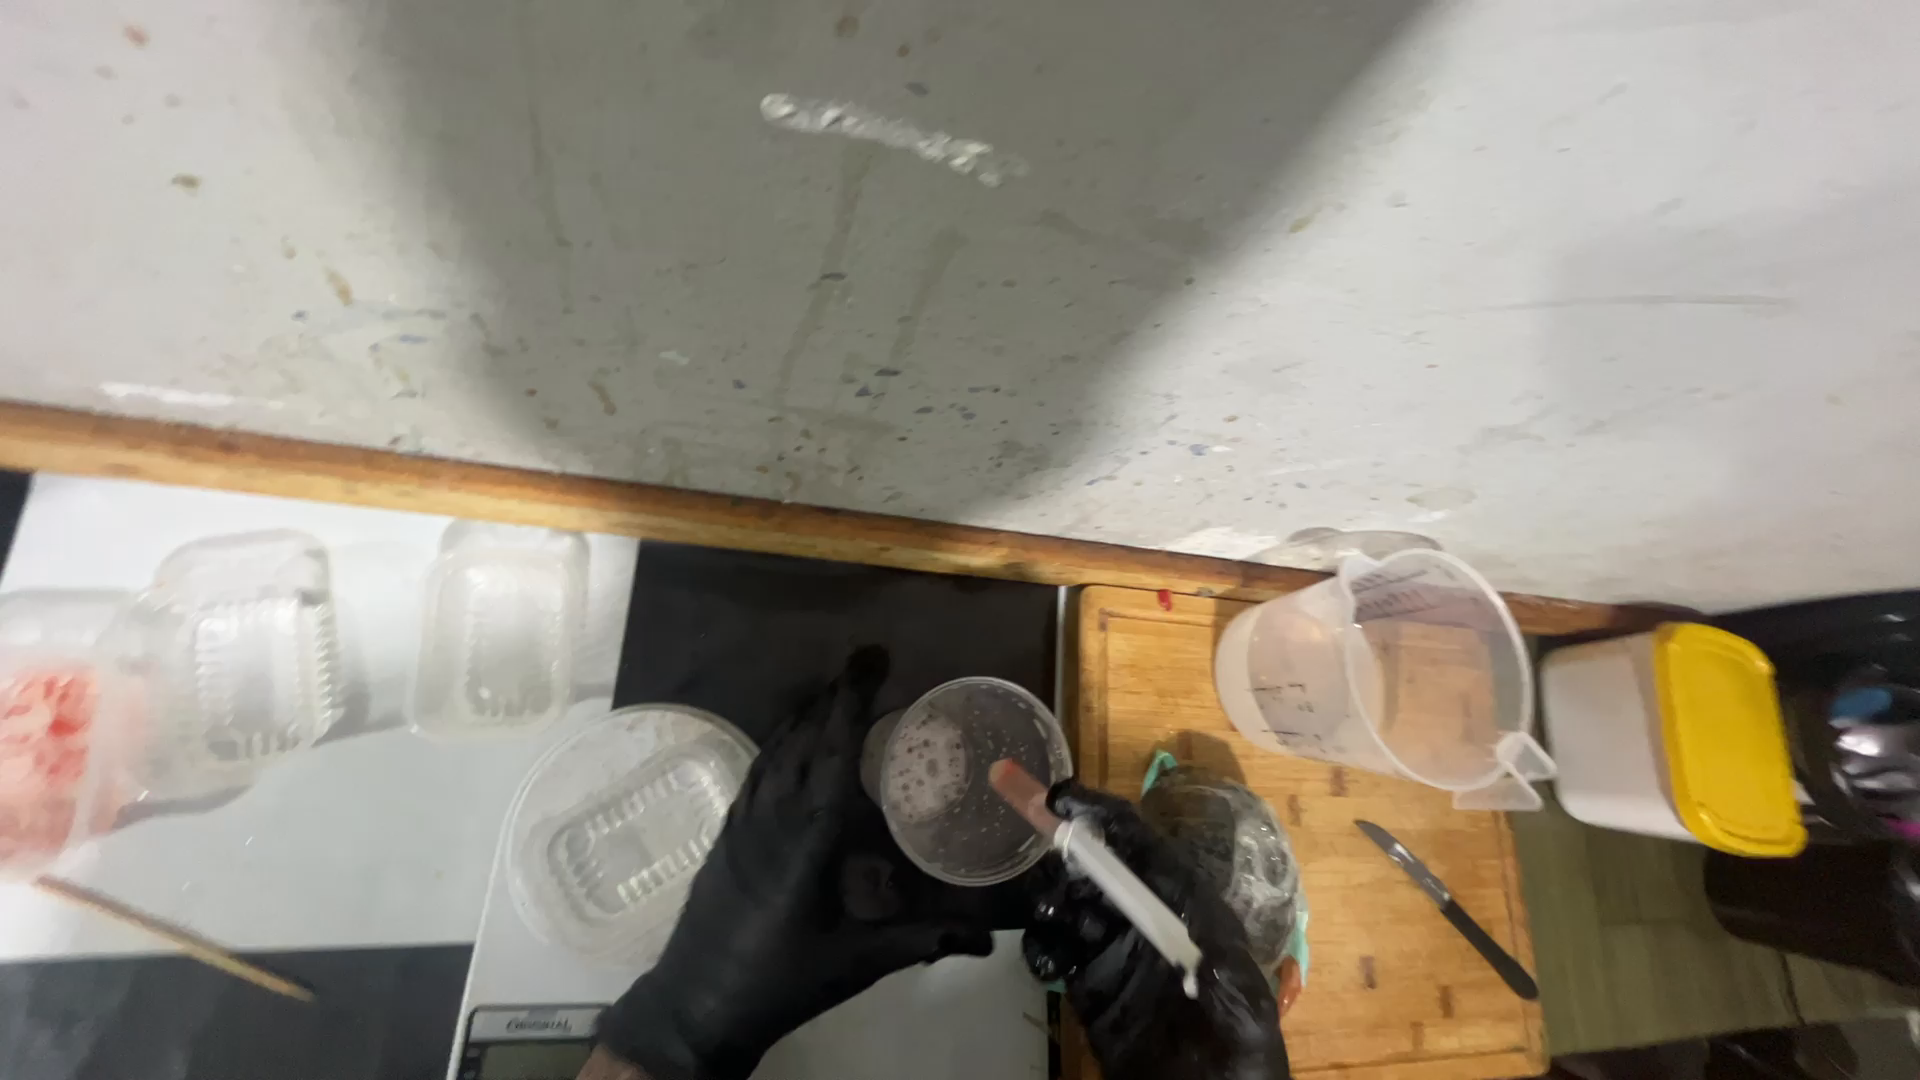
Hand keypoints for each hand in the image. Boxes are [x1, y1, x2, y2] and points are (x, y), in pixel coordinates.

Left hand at [595, 646, 994, 1079]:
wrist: (696, 1004)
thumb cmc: (782, 979)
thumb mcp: (857, 962)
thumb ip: (923, 941)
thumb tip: (986, 941)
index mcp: (809, 835)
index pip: (833, 750)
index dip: (853, 700)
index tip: (873, 661)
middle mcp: (775, 812)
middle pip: (805, 734)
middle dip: (837, 692)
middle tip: (868, 661)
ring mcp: (747, 816)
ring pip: (778, 744)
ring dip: (809, 708)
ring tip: (839, 685)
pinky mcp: (730, 827)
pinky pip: (760, 764)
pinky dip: (782, 735)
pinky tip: (796, 732)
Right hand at [1023, 781, 1290, 1079]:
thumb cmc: (1240, 1052)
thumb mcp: (1243, 1007)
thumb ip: (1222, 968)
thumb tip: (1195, 932)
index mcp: (1182, 905)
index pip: (1139, 843)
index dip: (1100, 813)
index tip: (1059, 797)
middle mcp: (1144, 916)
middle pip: (1097, 865)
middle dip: (1067, 856)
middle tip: (1046, 869)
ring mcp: (1113, 948)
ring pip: (1070, 900)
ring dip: (1050, 897)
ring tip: (1047, 915)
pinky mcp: (1089, 982)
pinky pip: (1054, 948)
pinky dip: (1040, 944)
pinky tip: (1045, 959)